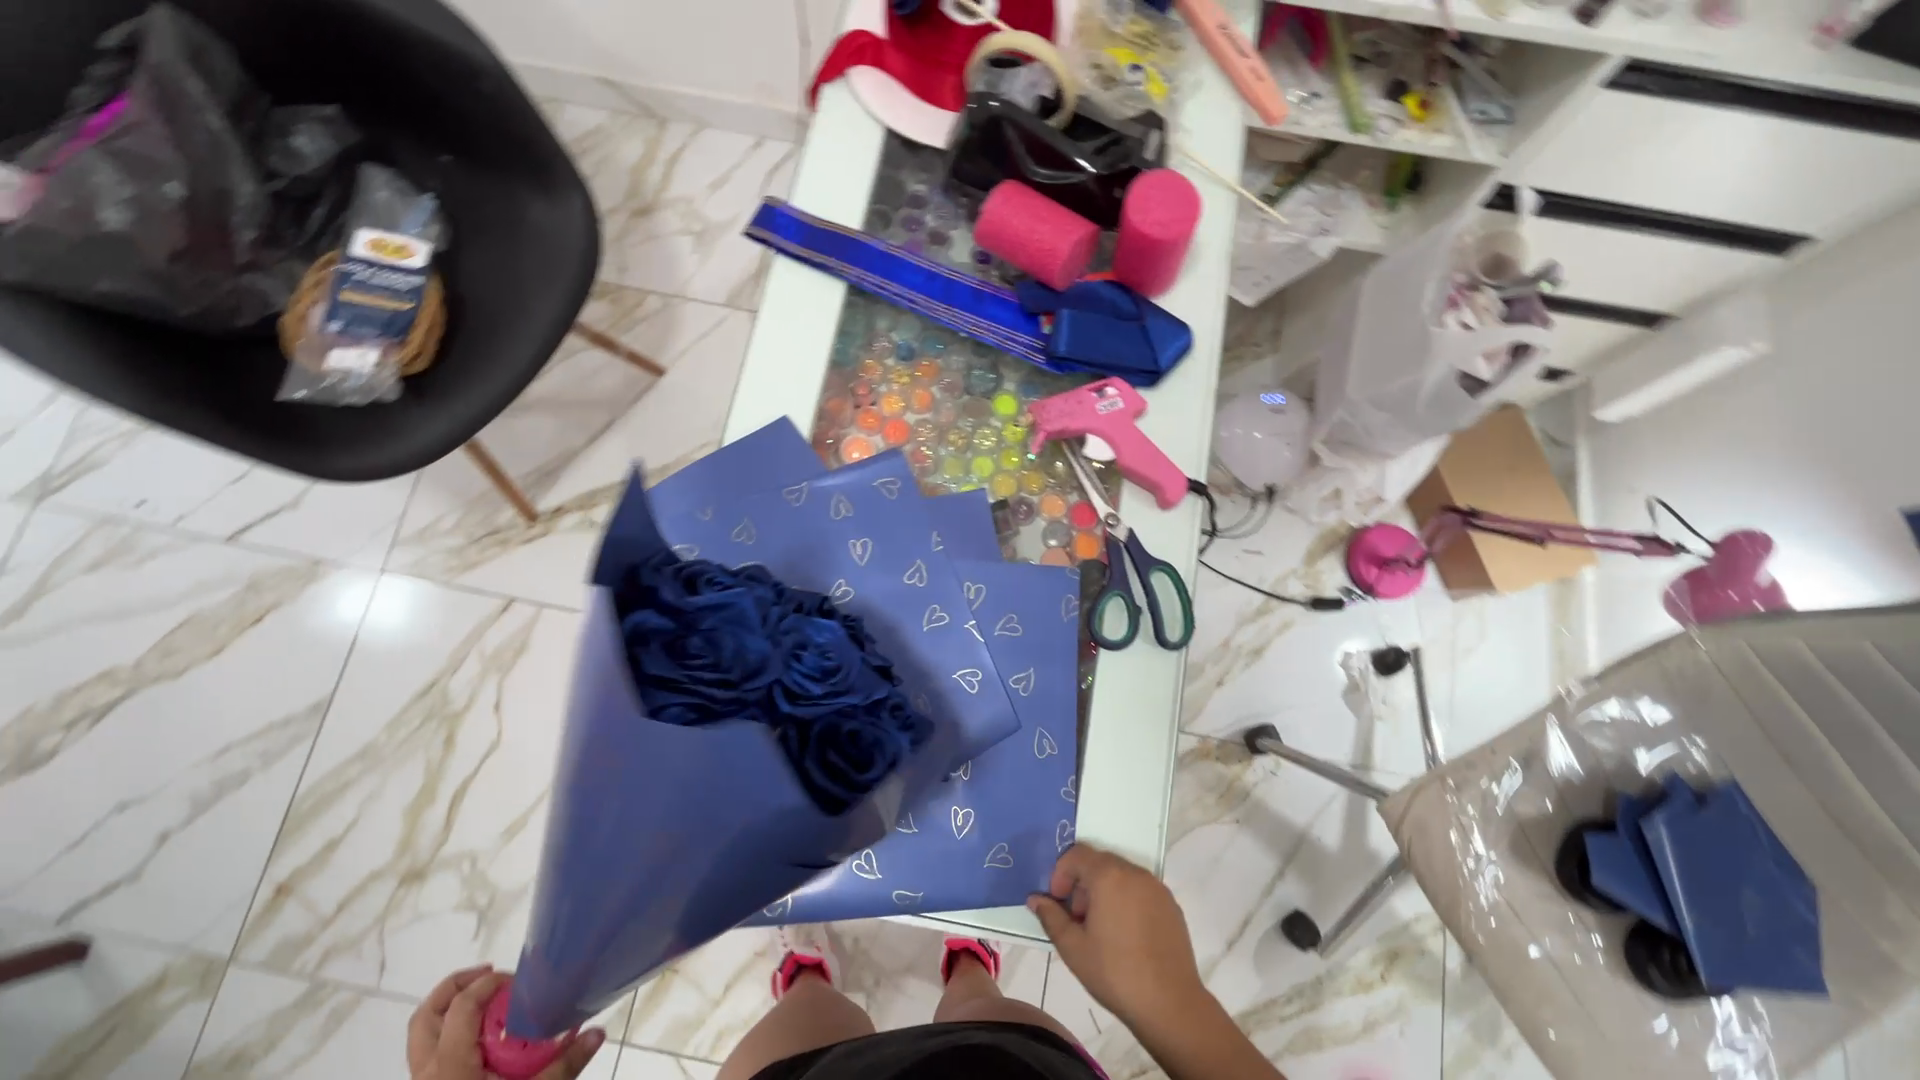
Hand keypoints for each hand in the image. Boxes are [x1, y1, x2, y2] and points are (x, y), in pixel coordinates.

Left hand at [408, 966, 605, 1079]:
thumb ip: (564, 1066)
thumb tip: (598, 1032)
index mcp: (448, 1069)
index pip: (461, 1008)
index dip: (486, 985)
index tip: (516, 979)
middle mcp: (426, 1075)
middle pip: (426, 1016)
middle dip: (455, 988)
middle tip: (489, 975)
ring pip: (421, 1036)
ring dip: (448, 1010)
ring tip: (484, 1003)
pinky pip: (428, 1056)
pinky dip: (449, 1035)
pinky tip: (481, 1043)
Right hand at [1027, 844, 1206, 1027]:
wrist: (1170, 1003)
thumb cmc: (1114, 972)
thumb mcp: (1072, 947)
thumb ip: (1051, 916)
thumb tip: (1036, 899)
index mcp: (1109, 876)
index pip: (1077, 854)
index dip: (1060, 873)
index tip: (1056, 902)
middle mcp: (1135, 873)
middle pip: (1100, 863)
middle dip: (1082, 884)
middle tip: (1076, 918)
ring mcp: (1157, 889)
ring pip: (1121, 876)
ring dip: (1104, 891)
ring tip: (1100, 929)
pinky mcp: (1172, 906)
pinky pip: (1141, 891)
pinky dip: (1126, 900)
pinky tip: (1125, 936)